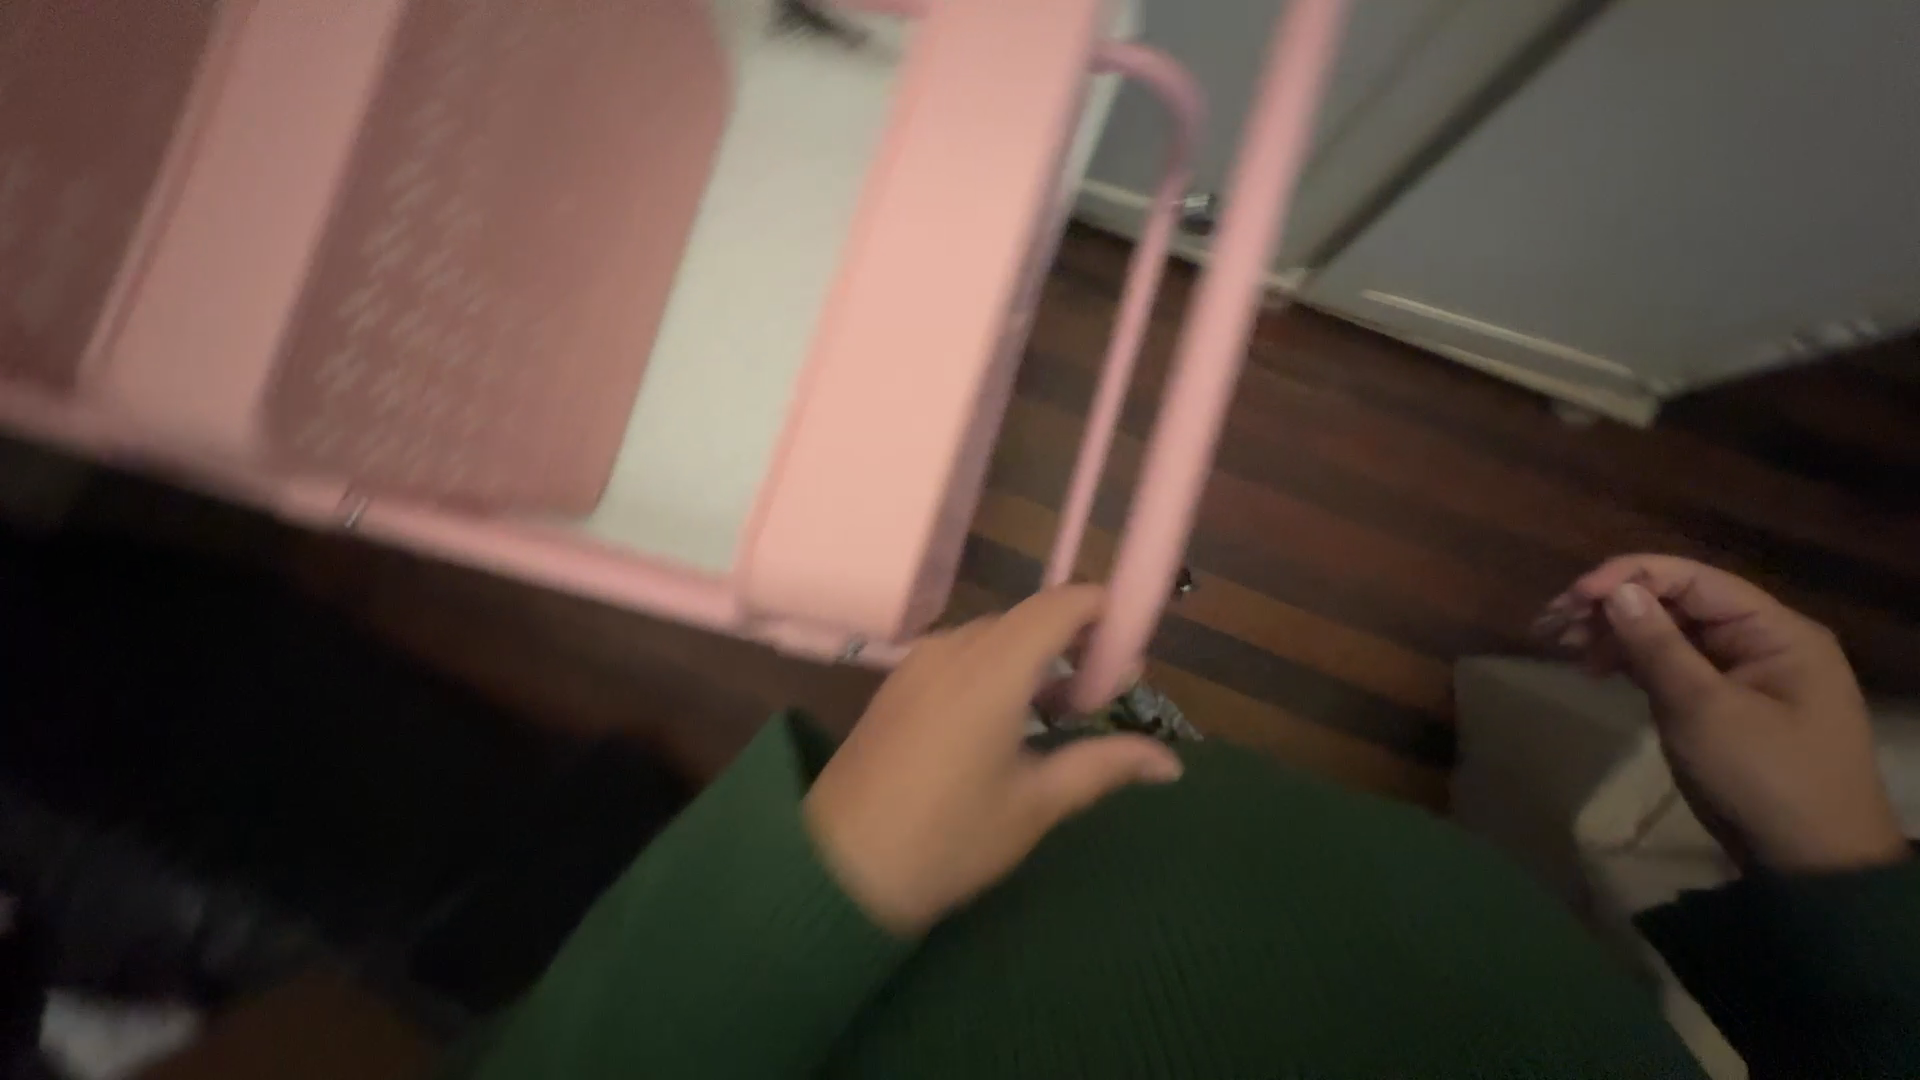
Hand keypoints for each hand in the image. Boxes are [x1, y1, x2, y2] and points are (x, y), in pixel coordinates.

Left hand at [803, 586, 1183, 936]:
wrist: (839, 867)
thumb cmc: (949, 839)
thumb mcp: (1036, 804)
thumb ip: (1104, 764)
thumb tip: (1170, 763)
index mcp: (994, 669)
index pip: (1062, 603)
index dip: (1105, 612)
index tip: (1131, 655)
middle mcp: (955, 646)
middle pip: (1030, 618)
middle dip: (1076, 643)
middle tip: (1103, 696)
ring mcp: (920, 659)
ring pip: (996, 635)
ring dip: (1036, 657)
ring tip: (1059, 713)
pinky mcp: (899, 678)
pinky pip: (962, 652)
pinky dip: (998, 666)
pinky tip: (1006, 718)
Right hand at [1540, 555, 1908, 873]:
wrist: (1805, 856)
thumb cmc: (1763, 775)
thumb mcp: (1703, 707)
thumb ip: (1658, 645)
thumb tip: (1615, 591)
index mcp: (1774, 631)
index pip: (1690, 578)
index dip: (1625, 576)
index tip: (1570, 598)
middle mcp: (1755, 638)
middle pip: (1669, 599)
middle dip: (1607, 604)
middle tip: (1549, 623)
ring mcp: (1733, 667)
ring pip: (1657, 628)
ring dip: (1606, 630)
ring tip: (1558, 643)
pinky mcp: (1710, 693)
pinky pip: (1659, 658)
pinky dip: (1620, 657)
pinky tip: (1587, 666)